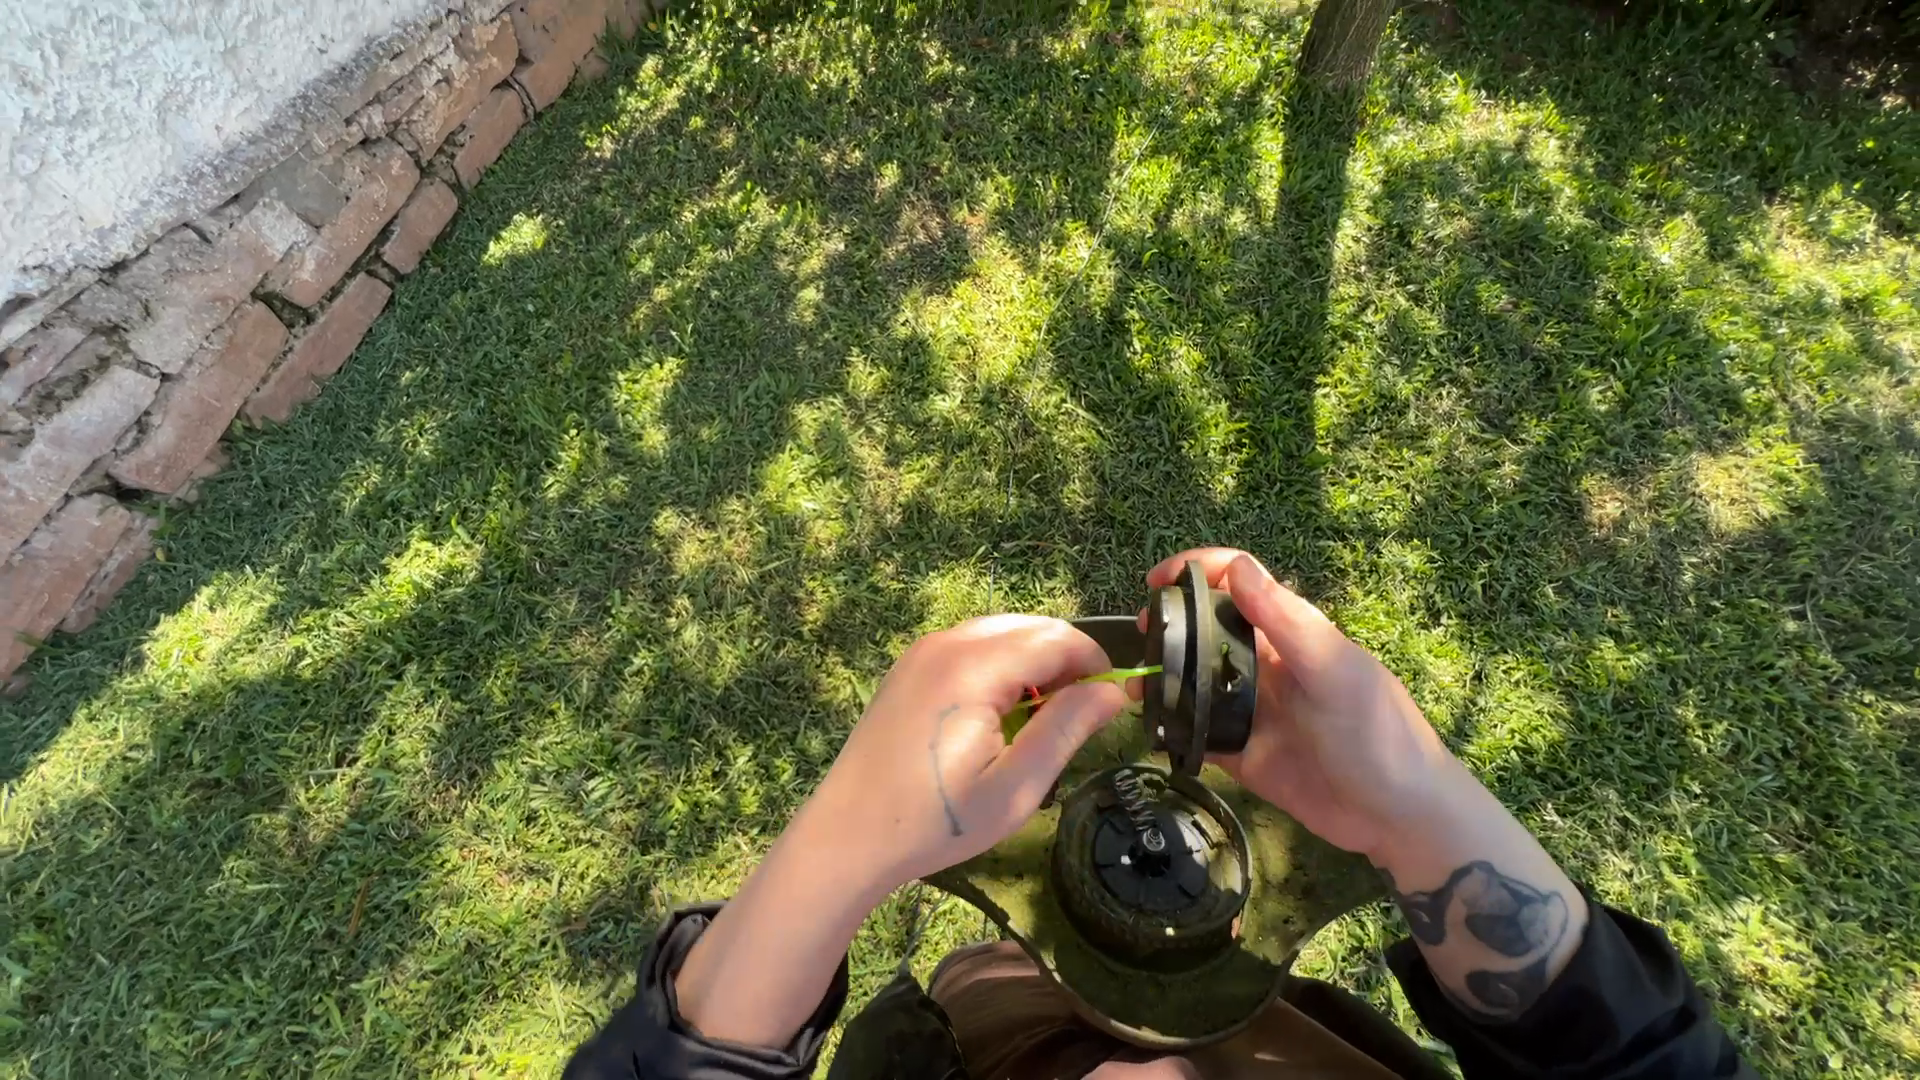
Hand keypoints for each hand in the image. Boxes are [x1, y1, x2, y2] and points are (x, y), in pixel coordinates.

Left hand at [674, 615, 1127, 1047]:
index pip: (1057, 639)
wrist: (848, 836)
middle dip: (1066, 660)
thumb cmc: (936, 822)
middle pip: (1030, 627)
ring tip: (1042, 717)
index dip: (1095, 664)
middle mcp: (946, 643)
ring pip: (1001, 631)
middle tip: (1079, 714)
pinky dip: (1001, 663)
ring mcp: (922, 650)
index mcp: (974, 667)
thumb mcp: (1016, 786)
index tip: (1114, 702)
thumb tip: (1115, 692)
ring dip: (1034, 660)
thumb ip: (1068, 729)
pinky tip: (1000, 710)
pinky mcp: (909, 665)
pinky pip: (971, 644)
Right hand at [1145, 548, 1464, 860]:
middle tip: (1141, 638)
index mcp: (1287, 631)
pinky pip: (1193, 729)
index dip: (1194, 570)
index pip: (1235, 581)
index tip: (1155, 582)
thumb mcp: (1333, 670)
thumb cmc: (1376, 734)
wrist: (1399, 820)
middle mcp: (1261, 661)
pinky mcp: (1237, 748)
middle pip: (1203, 626)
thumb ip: (1284, 620)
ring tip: (1135, 688)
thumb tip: (1234, 566)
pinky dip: (1169, 725)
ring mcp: (1247, 705)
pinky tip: (1148, 727)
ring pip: (1191, 677)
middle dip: (1166, 622)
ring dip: (1160, 675)